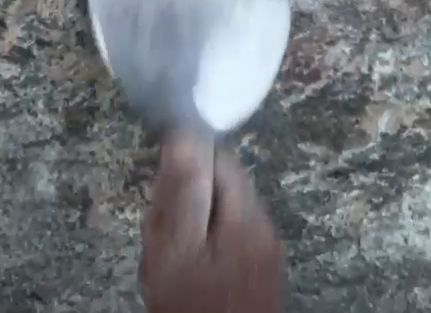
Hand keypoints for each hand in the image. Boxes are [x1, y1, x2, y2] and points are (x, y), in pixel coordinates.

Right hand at [142, 133, 285, 312]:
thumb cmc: (190, 304)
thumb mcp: (171, 248)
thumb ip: (179, 189)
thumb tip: (180, 135)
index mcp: (245, 214)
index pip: (215, 152)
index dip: (185, 153)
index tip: (162, 177)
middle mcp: (265, 222)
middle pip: (223, 175)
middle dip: (192, 184)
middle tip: (167, 218)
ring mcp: (268, 245)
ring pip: (227, 200)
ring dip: (202, 206)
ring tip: (180, 241)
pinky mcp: (266, 262)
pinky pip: (235, 225)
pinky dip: (214, 228)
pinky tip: (199, 255)